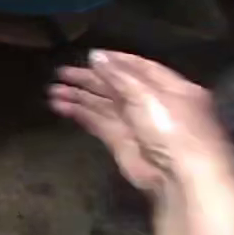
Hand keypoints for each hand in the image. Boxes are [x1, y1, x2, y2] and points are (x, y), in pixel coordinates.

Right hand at [48, 50, 233, 200]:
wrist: (181, 180)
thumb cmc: (172, 130)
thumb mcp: (146, 95)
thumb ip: (117, 74)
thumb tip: (95, 55)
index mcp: (172, 89)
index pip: (141, 68)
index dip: (115, 60)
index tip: (88, 54)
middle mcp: (155, 104)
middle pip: (117, 86)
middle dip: (89, 78)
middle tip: (60, 73)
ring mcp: (137, 124)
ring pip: (103, 104)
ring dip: (79, 96)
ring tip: (52, 90)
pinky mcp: (121, 142)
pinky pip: (96, 122)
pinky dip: (78, 113)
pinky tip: (59, 106)